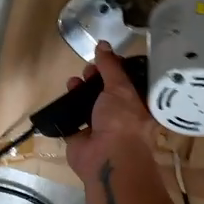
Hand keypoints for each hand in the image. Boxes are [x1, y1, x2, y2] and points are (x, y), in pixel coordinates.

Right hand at [64, 42, 157, 183]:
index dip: (119, 70)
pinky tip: (64, 96)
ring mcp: (100, 128)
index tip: (107, 57)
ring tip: (74, 81)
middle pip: (107, 92)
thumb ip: (111, 66)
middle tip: (89, 69)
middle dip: (97, 78)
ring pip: (89, 104)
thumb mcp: (120, 88)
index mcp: (140, 107)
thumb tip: (103, 44)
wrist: (107, 159)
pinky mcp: (81, 137)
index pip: (130, 84)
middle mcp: (122, 117)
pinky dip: (66, 108)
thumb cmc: (122, 122)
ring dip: (81, 91)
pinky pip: (72, 119)